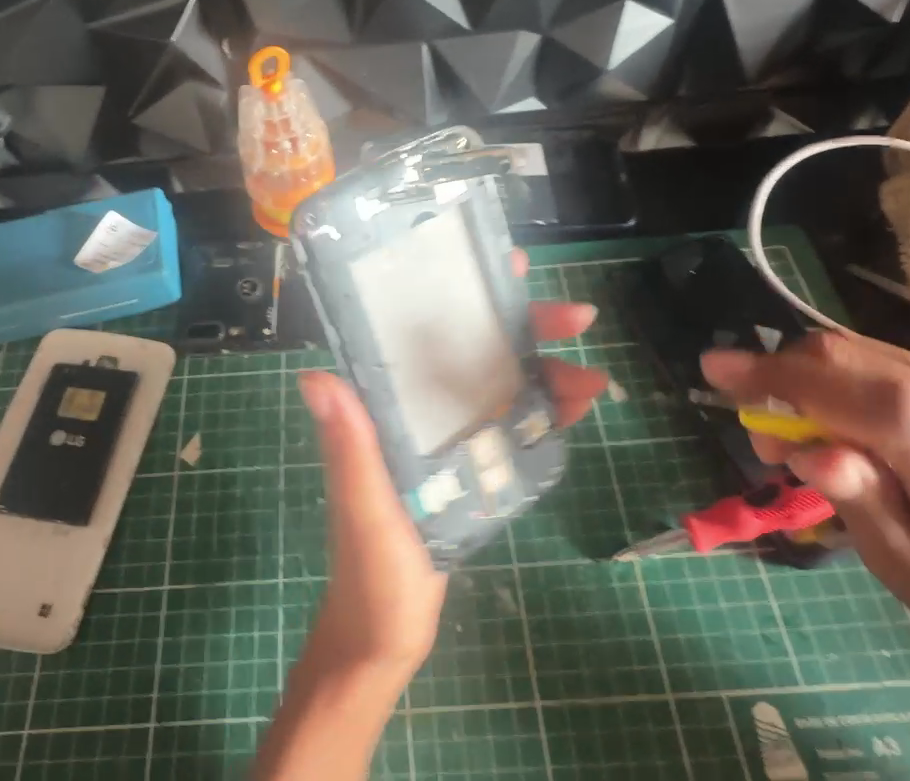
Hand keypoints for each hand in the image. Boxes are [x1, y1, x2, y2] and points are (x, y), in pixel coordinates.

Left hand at [297, 264, 605, 674]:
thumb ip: (349, 448)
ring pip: (500, 388)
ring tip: (594, 380)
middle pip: (471, 353)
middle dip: (523, 329)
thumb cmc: (369, 576)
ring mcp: (443, 440)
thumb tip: (316, 375)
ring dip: (547, 375)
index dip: (460, 295)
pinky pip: (511, 430)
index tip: (509, 270)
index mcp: (382, 411)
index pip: (417, 335)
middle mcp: (412, 413)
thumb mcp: (363, 510)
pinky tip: (578, 409)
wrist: (384, 640)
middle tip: (577, 318)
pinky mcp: (466, 470)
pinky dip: (545, 416)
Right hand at [700, 332, 909, 671]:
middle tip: (761, 437)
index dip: (794, 381)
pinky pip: (869, 358)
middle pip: (856, 362)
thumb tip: (810, 454)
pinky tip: (821, 420)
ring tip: (789, 437)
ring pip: (854, 351)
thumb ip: (865, 508)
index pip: (880, 406)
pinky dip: (823, 377)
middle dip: (780, 377)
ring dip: (797, 377)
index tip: (718, 370)